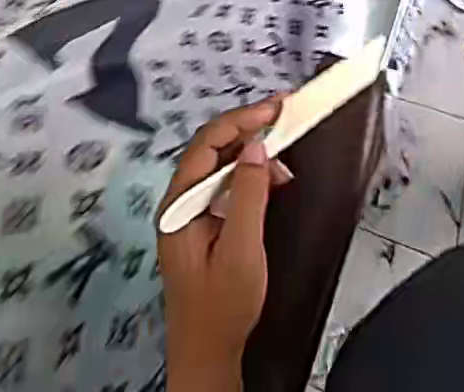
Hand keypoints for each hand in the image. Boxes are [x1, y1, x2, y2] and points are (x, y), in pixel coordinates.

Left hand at [158, 97, 291, 390]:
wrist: (208, 356)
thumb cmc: (221, 309)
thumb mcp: (240, 249)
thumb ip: (247, 194)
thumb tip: (256, 148)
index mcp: (179, 204)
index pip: (207, 142)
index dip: (242, 119)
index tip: (274, 108)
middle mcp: (180, 201)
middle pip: (212, 147)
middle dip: (249, 127)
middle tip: (282, 113)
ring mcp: (191, 211)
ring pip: (221, 162)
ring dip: (253, 151)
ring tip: (284, 151)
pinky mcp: (204, 221)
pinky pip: (226, 182)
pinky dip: (251, 173)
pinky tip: (273, 179)